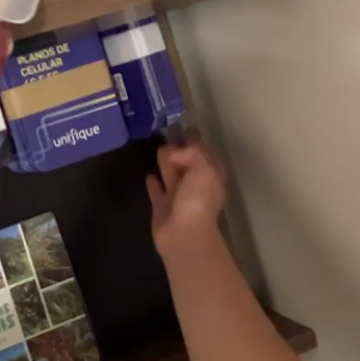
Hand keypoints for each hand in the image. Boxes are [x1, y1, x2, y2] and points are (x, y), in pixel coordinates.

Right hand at [146, 141, 227, 258]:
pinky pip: (157, 190)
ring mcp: (179, 196)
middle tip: (165, 134)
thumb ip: (190, 152)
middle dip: (178, 149)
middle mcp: (196, 183)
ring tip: (156, 149)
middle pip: (186, 161)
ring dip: (166, 162)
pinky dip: (153, 183)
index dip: (194, 140)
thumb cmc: (197, 199)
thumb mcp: (202, 167)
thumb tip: (172, 152)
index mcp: (210, 174)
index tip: (182, 127)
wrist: (184, 234)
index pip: (203, 151)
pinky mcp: (162, 207)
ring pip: (172, 173)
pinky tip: (148, 174)